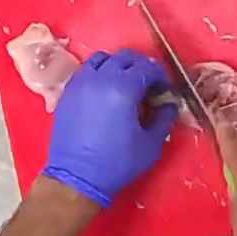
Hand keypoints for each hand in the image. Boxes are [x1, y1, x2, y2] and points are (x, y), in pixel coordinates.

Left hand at [39, 48, 174, 207]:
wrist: (77, 178)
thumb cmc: (117, 163)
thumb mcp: (150, 145)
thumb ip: (163, 119)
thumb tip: (169, 104)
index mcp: (124, 88)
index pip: (147, 67)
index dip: (160, 76)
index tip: (163, 89)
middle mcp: (100, 78)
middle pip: (124, 58)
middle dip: (140, 66)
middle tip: (147, 84)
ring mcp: (80, 83)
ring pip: (101, 59)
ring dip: (116, 66)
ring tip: (123, 84)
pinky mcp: (67, 94)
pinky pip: (85, 72)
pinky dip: (97, 74)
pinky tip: (103, 91)